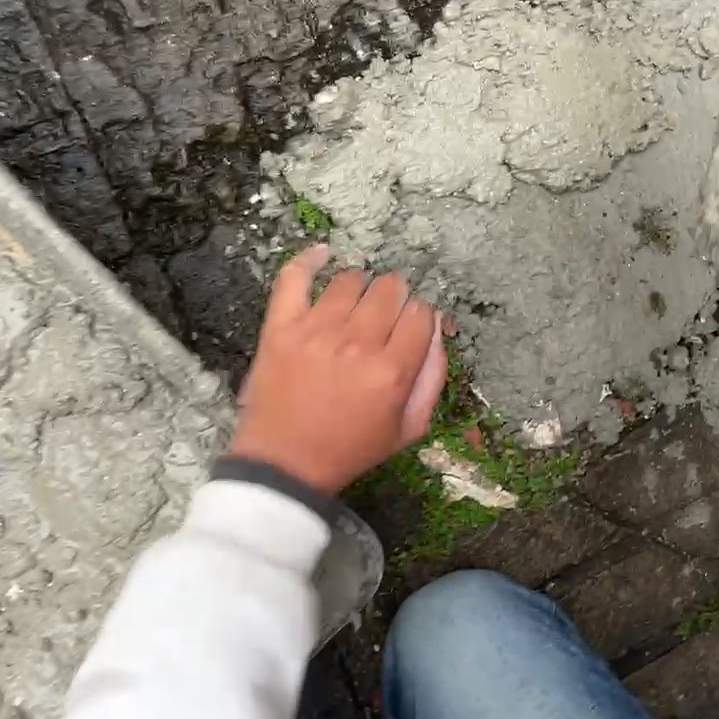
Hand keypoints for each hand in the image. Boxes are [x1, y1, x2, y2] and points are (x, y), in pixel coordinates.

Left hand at [228, 245, 447, 493]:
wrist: (284, 463)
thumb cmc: (350, 449)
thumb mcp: (408, 429)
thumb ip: (432, 379)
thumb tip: (437, 331)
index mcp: (393, 371)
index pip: (421, 314)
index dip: (420, 317)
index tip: (409, 327)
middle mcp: (358, 343)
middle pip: (389, 289)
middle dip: (395, 297)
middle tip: (384, 315)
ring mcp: (316, 330)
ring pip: (350, 280)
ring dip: (360, 286)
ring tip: (355, 303)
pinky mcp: (281, 327)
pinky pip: (294, 277)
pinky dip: (309, 260)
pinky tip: (321, 254)